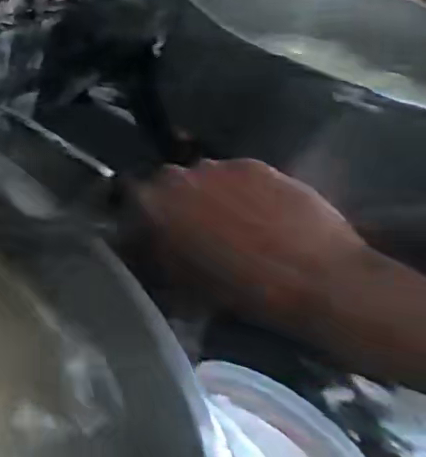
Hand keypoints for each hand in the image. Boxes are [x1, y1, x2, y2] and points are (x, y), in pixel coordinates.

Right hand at [134, 159, 368, 324]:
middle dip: (181, 199)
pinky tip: (273, 214)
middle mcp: (169, 175)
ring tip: (245, 220)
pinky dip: (252, 190)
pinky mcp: (258, 167)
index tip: (156, 229)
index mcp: (145, 201)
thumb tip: (134, 249)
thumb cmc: (247, 290)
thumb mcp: (181, 282)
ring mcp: (215, 167)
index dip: (142, 213)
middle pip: (166, 182)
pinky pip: (244, 175)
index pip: (126, 197)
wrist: (330, 286)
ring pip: (206, 176)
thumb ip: (150, 256)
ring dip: (215, 192)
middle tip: (204, 227)